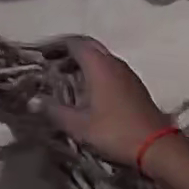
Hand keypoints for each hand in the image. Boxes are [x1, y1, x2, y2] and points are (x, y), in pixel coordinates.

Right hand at [42, 39, 171, 166]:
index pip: (75, 43)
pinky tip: (88, 90)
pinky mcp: (134, 85)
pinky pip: (110, 68)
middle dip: (69, 52)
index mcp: (99, 66)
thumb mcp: (79, 125)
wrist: (156, 145)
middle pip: (89, 47)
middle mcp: (114, 63)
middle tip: (51, 63)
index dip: (56, 45)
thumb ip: (54, 111)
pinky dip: (95, 71)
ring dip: (83, 62)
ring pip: (101, 57)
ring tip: (65, 76)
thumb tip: (32, 101)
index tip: (41, 54)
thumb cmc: (114, 131)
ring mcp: (127, 73)